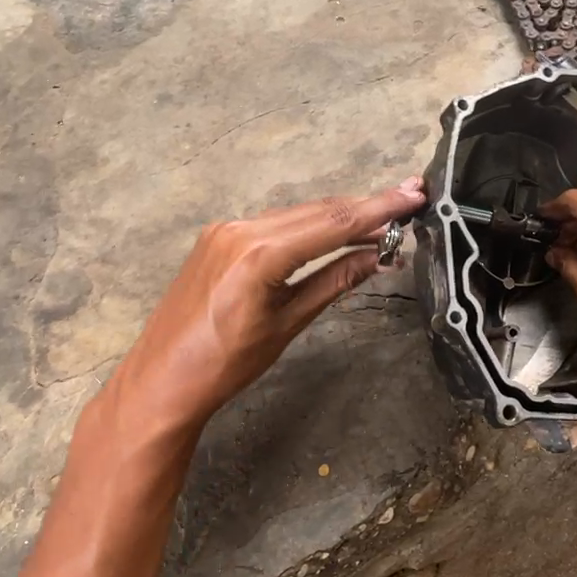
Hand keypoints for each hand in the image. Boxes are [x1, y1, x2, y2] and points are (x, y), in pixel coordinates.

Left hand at [111, 178, 426, 429]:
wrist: (161, 380)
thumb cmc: (226, 364)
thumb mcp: (289, 323)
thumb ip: (335, 281)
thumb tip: (380, 256)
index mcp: (259, 254)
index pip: (334, 222)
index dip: (380, 208)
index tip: (415, 196)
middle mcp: (241, 229)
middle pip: (319, 210)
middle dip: (368, 205)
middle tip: (411, 198)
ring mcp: (226, 230)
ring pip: (299, 214)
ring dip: (342, 216)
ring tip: (385, 218)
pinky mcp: (219, 238)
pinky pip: (277, 224)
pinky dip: (312, 227)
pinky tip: (337, 232)